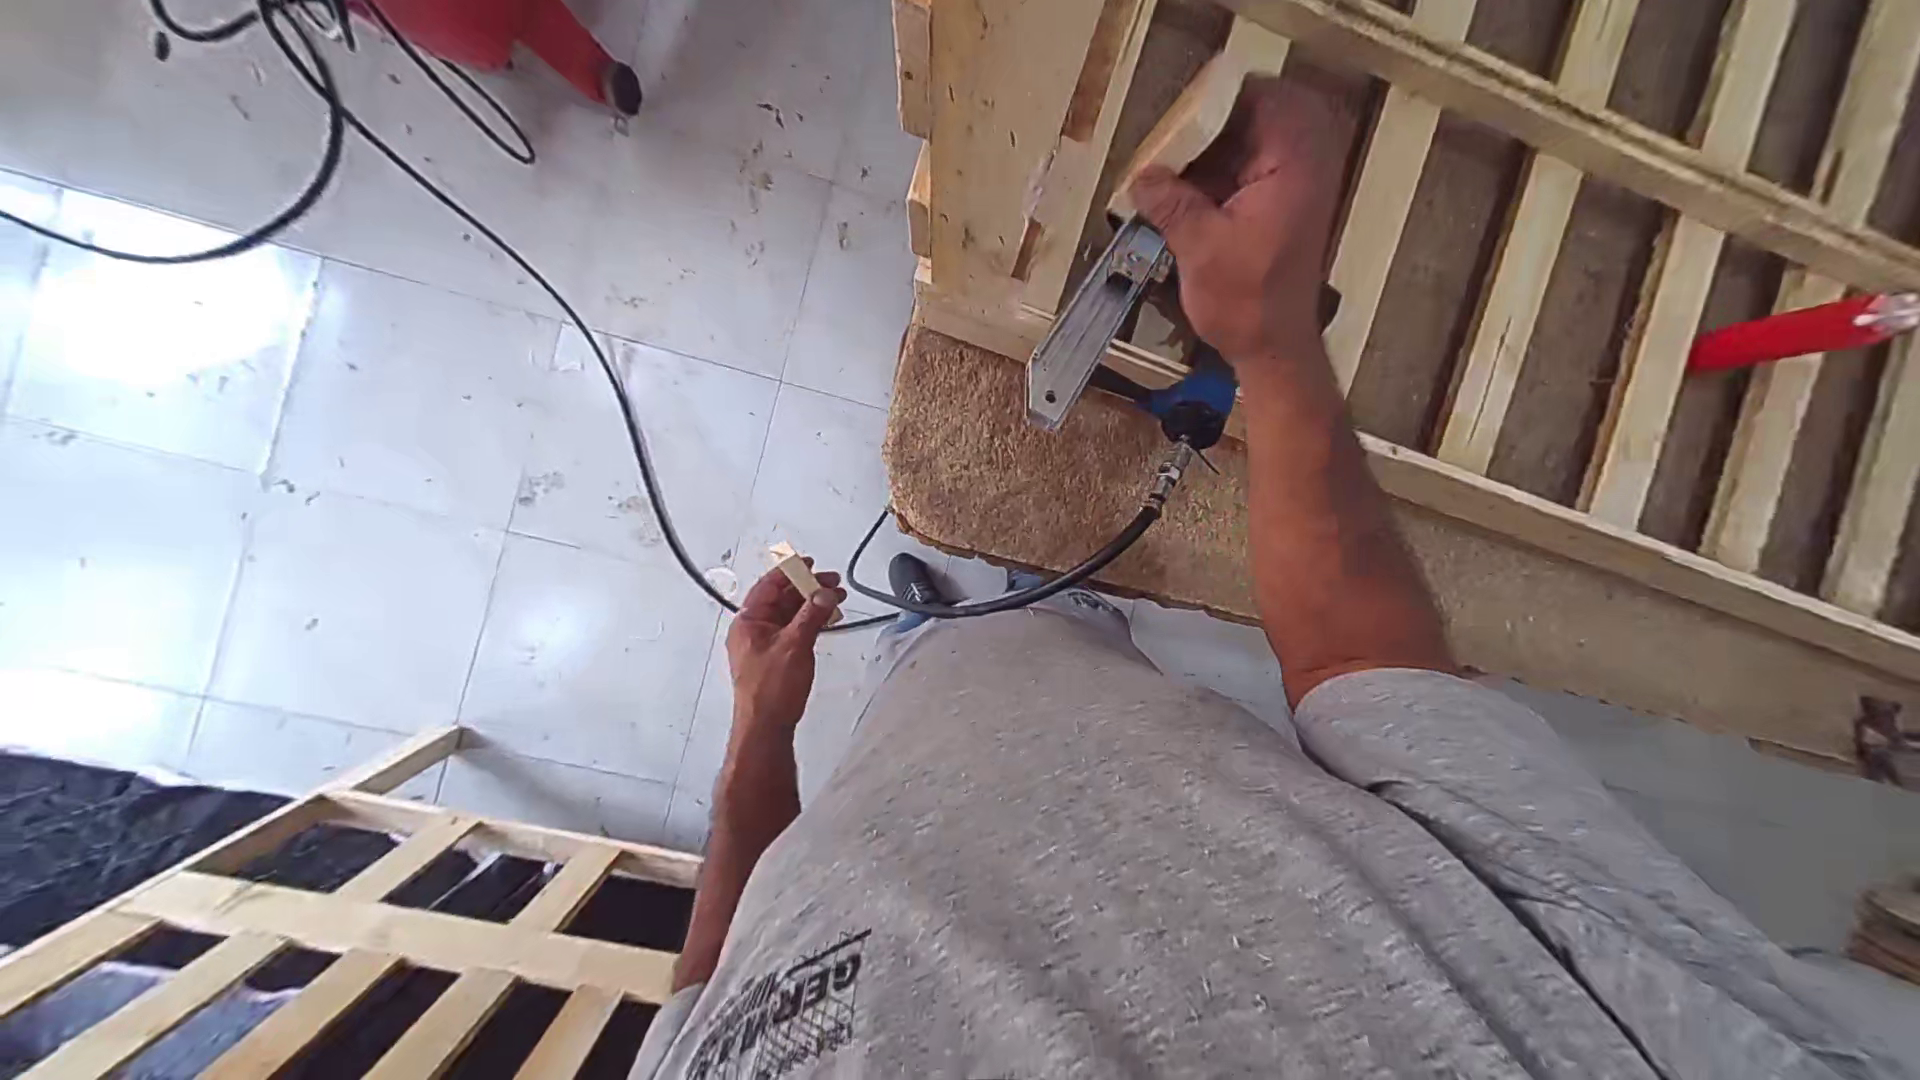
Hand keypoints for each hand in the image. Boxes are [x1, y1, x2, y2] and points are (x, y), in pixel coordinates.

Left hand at [726, 561, 845, 733]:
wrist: (767, 726)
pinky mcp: (777, 657)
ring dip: (813, 605)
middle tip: (830, 582)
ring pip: (791, 614)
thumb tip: (823, 594)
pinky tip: (827, 620)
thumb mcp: (795, 645)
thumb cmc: (769, 691)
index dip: (790, 572)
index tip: (809, 564)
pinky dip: (811, 621)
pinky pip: (795, 629)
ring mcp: (765, 644)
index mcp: (748, 623)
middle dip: (807, 588)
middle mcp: (754, 631)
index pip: (769, 586)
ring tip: (835, 599)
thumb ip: (811, 615)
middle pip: (781, 598)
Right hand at [1127, 73, 1347, 369]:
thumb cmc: (1245, 301)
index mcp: (1294, 159)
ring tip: (1165, 177)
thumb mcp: (1199, 248)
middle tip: (1164, 151)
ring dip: (1207, 157)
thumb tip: (1140, 176)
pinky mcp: (1283, 203)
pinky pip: (1249, 170)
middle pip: (1253, 114)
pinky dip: (1217, 179)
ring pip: (1249, 142)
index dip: (1209, 105)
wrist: (1272, 346)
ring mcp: (1297, 180)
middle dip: (1205, 131)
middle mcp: (1305, 159)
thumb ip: (1171, 203)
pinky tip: (1182, 198)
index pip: (1255, 98)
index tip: (1169, 127)